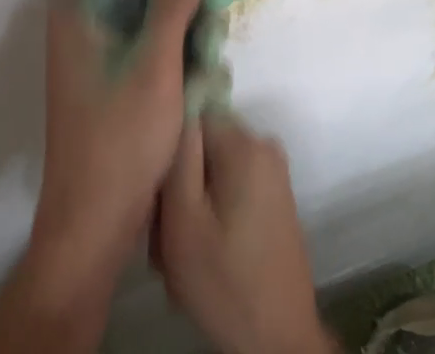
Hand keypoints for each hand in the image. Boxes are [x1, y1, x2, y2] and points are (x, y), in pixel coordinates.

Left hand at [32, 0, 203, 287]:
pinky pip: (135, 39)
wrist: (94, 223)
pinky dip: (162, 29)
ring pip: (126, 11)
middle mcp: (75, 33)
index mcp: (72, 20)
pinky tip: (197, 28)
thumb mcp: (155, 69)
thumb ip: (170, 8)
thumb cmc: (119, 141)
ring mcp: (90, 60)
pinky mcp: (107, 84)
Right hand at [154, 117, 338, 353]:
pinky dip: (209, 214)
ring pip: (210, 170)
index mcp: (244, 143)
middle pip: (200, 144)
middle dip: (177, 182)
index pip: (188, 115)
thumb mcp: (182, 218)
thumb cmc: (223, 280)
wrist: (277, 338)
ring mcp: (272, 173)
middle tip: (164, 230)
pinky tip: (201, 251)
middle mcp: (264, 146)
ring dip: (189, 203)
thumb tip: (176, 104)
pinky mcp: (273, 198)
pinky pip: (228, 188)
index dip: (165, 150)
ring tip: (179, 247)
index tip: (157, 190)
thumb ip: (178, 155)